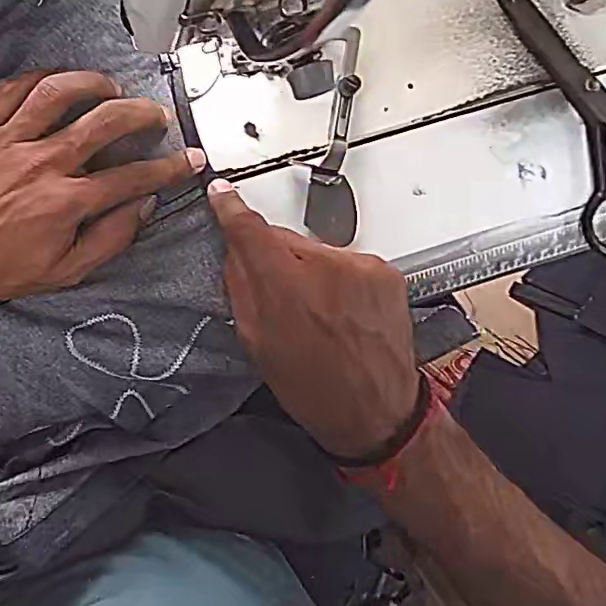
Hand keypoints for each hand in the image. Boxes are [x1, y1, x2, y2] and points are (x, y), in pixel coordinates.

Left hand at [0, 70, 204, 343]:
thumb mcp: (64, 271)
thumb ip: (110, 238)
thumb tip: (142, 207)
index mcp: (64, 202)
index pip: (132, 176)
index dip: (169, 167)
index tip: (188, 160)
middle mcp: (41, 164)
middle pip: (105, 121)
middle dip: (142, 114)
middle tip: (155, 116)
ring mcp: (9, 142)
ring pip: (59, 92)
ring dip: (92, 82)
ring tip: (111, 87)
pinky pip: (12, 90)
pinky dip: (39, 78)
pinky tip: (57, 82)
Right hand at [207, 178, 420, 459]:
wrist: (375, 411)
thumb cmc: (315, 387)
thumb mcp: (256, 341)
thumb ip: (240, 288)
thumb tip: (234, 252)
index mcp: (284, 288)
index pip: (249, 229)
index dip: (230, 209)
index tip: (222, 194)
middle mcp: (324, 269)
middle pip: (282, 237)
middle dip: (274, 257)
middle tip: (281, 294)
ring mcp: (359, 267)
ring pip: (314, 247)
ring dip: (308, 267)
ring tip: (317, 309)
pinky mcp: (384, 270)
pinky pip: (344, 259)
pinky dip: (337, 276)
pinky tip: (340, 308)